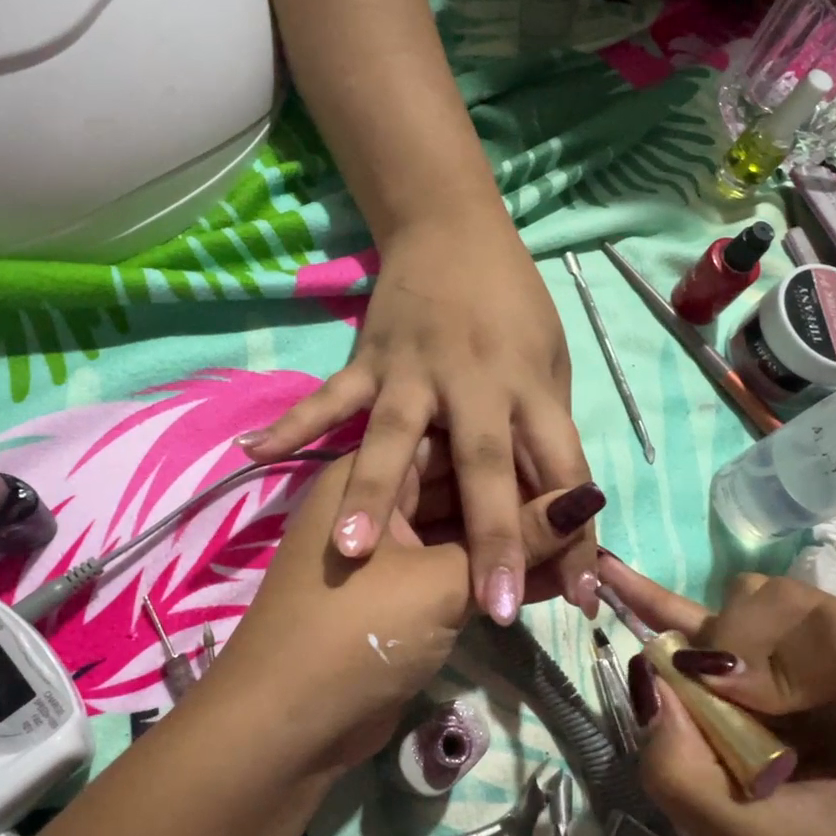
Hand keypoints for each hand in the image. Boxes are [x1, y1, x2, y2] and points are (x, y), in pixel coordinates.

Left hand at [218, 445, 606, 769]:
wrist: (288, 726)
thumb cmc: (359, 629)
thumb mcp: (443, 580)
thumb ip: (519, 538)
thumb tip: (587, 499)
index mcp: (373, 469)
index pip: (457, 444)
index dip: (517, 457)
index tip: (576, 471)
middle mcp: (381, 499)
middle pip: (466, 491)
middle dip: (525, 509)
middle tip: (591, 523)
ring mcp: (391, 551)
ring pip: (466, 536)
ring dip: (518, 549)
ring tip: (585, 558)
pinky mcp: (403, 594)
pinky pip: (460, 572)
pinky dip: (498, 578)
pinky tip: (555, 584)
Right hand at [240, 211, 598, 624]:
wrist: (454, 228)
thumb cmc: (514, 307)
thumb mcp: (551, 364)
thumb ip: (546, 430)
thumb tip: (559, 505)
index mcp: (529, 385)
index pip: (562, 467)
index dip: (575, 533)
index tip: (580, 600)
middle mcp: (474, 382)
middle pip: (485, 463)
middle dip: (493, 534)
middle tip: (495, 607)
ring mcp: (414, 370)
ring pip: (396, 436)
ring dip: (377, 492)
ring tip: (355, 552)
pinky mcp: (367, 358)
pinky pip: (331, 397)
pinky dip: (296, 423)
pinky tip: (254, 452)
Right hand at [602, 558, 835, 835]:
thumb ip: (685, 771)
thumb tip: (648, 678)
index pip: (834, 630)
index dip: (763, 651)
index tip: (722, 700)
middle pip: (794, 604)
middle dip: (735, 645)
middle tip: (707, 704)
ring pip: (762, 603)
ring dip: (714, 643)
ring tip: (699, 694)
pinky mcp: (802, 674)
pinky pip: (743, 626)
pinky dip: (682, 613)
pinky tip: (622, 579)